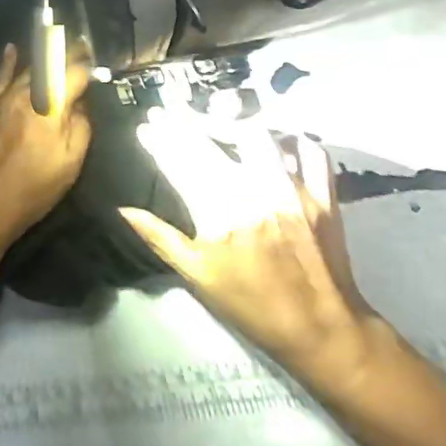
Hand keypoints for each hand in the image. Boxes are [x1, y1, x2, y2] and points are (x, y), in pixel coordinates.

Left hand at [0, 43, 91, 245]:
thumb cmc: (34, 187)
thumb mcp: (71, 162)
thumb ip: (81, 126)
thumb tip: (80, 105)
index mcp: (51, 105)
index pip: (74, 74)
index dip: (88, 66)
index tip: (97, 61)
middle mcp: (26, 91)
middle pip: (50, 65)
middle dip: (67, 54)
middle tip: (81, 44)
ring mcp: (2, 96)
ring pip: (27, 69)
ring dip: (44, 56)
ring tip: (56, 41)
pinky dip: (7, 62)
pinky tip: (11, 49)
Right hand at [121, 121, 373, 379]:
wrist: (322, 331)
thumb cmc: (252, 304)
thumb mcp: (197, 275)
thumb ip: (159, 236)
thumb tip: (123, 210)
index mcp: (220, 213)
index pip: (179, 162)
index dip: (157, 140)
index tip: (144, 126)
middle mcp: (254, 192)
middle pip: (210, 142)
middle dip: (182, 124)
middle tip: (166, 114)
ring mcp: (292, 190)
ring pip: (257, 136)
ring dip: (229, 125)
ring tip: (214, 124)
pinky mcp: (323, 195)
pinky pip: (309, 151)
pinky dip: (290, 139)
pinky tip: (274, 140)